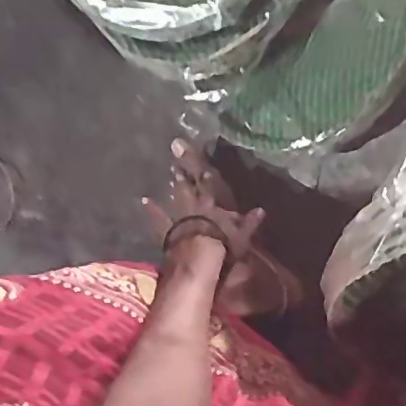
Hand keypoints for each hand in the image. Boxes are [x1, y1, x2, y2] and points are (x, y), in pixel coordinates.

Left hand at [146, 139, 300, 316]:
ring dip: (173, 184)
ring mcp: (178, 214)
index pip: (209, 182)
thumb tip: (261, 210)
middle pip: (189, 182)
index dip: (205, 168)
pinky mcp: (167, 228)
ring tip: (170, 171)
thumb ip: (250, 222)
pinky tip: (144, 200)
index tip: (201, 150)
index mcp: (212, 202)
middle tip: (177, 147)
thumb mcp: (242, 235)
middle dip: (184, 166)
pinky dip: (152, 208)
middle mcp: (194, 203)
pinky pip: (157, 216)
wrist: (198, 258)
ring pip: (175, 194)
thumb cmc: (223, 245)